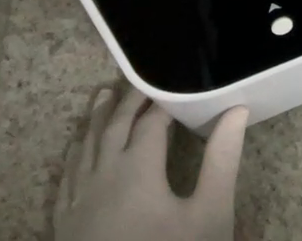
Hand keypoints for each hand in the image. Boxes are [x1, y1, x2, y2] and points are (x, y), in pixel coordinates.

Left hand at [53, 87, 247, 240]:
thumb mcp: (209, 213)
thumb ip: (222, 158)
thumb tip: (237, 109)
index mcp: (136, 172)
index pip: (150, 123)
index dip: (165, 100)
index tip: (179, 80)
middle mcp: (100, 180)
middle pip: (112, 129)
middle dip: (127, 100)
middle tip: (139, 76)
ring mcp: (77, 206)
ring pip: (83, 151)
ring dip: (95, 121)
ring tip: (101, 96)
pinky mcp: (64, 229)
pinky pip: (65, 181)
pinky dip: (73, 156)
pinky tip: (76, 152)